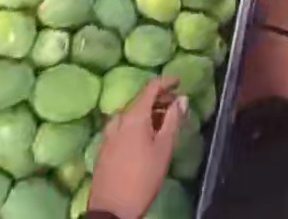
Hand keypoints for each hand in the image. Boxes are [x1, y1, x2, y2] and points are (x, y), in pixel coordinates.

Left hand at [88, 76, 185, 217]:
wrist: (111, 210)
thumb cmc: (142, 177)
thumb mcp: (163, 149)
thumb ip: (173, 120)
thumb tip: (182, 98)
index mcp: (133, 114)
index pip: (151, 87)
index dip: (166, 82)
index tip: (179, 82)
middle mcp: (119, 117)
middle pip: (141, 100)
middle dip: (160, 100)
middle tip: (176, 107)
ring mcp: (110, 131)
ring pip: (133, 114)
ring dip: (150, 113)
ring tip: (164, 124)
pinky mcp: (105, 145)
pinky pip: (124, 125)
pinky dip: (138, 124)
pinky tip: (147, 138)